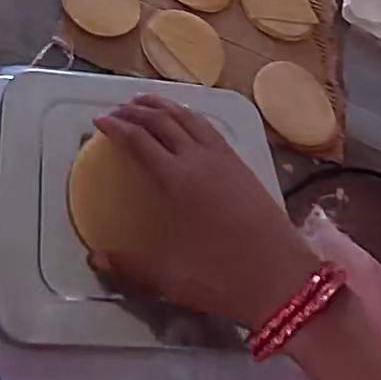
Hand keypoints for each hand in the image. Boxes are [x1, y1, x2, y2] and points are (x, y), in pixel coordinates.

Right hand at [90, 96, 320, 328]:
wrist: (284, 278)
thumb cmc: (225, 278)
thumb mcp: (173, 279)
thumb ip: (132, 266)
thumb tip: (96, 258)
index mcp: (176, 181)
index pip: (139, 141)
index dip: (116, 127)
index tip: (98, 121)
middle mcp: (196, 158)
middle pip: (160, 120)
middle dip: (134, 111)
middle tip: (115, 111)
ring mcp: (221, 156)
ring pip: (185, 116)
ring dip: (161, 104)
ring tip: (143, 100)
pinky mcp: (238, 160)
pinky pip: (206, 124)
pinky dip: (186, 112)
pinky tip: (183, 116)